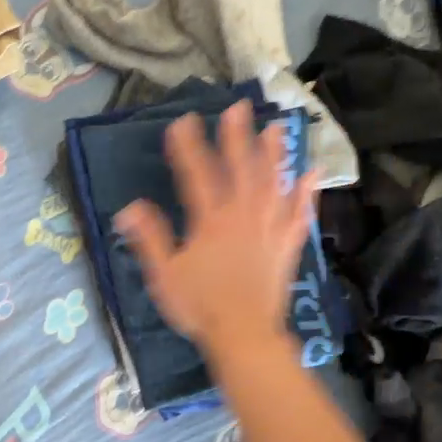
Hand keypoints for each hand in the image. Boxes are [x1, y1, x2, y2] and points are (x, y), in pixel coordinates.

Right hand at [114, 100, 318, 353]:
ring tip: (276, 127)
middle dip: (237, 137)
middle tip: (238, 107)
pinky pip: (300, 213)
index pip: (197, 175)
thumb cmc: (199, 306)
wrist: (244, 334)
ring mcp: (270, 229)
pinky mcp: (288, 246)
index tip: (183, 121)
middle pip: (241, 169)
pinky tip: (313, 173)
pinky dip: (307, 192)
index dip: (189, 147)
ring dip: (274, 154)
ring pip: (273, 183)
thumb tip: (128, 208)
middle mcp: (243, 216)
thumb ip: (149, 238)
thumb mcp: (165, 274)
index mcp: (211, 221)